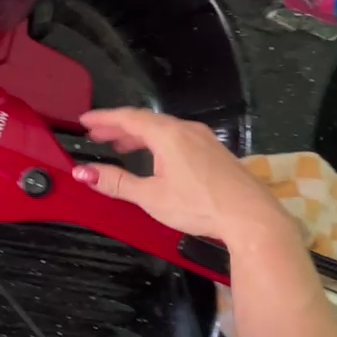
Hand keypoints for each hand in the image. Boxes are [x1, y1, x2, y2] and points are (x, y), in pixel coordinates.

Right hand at [71, 108, 291, 245]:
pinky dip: (157, 141)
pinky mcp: (215, 152)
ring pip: (163, 129)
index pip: (128, 118)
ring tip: (120, 145)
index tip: (84, 120)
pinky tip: (155, 157)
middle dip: (118, 126)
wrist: (252, 218)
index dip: (103, 118)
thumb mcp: (150, 196)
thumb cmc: (198, 206)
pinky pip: (178, 137)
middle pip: (146, 121)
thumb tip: (84, 172)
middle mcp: (187, 130)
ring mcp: (205, 140)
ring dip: (138, 135)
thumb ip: (116, 182)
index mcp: (168, 135)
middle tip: (96, 134)